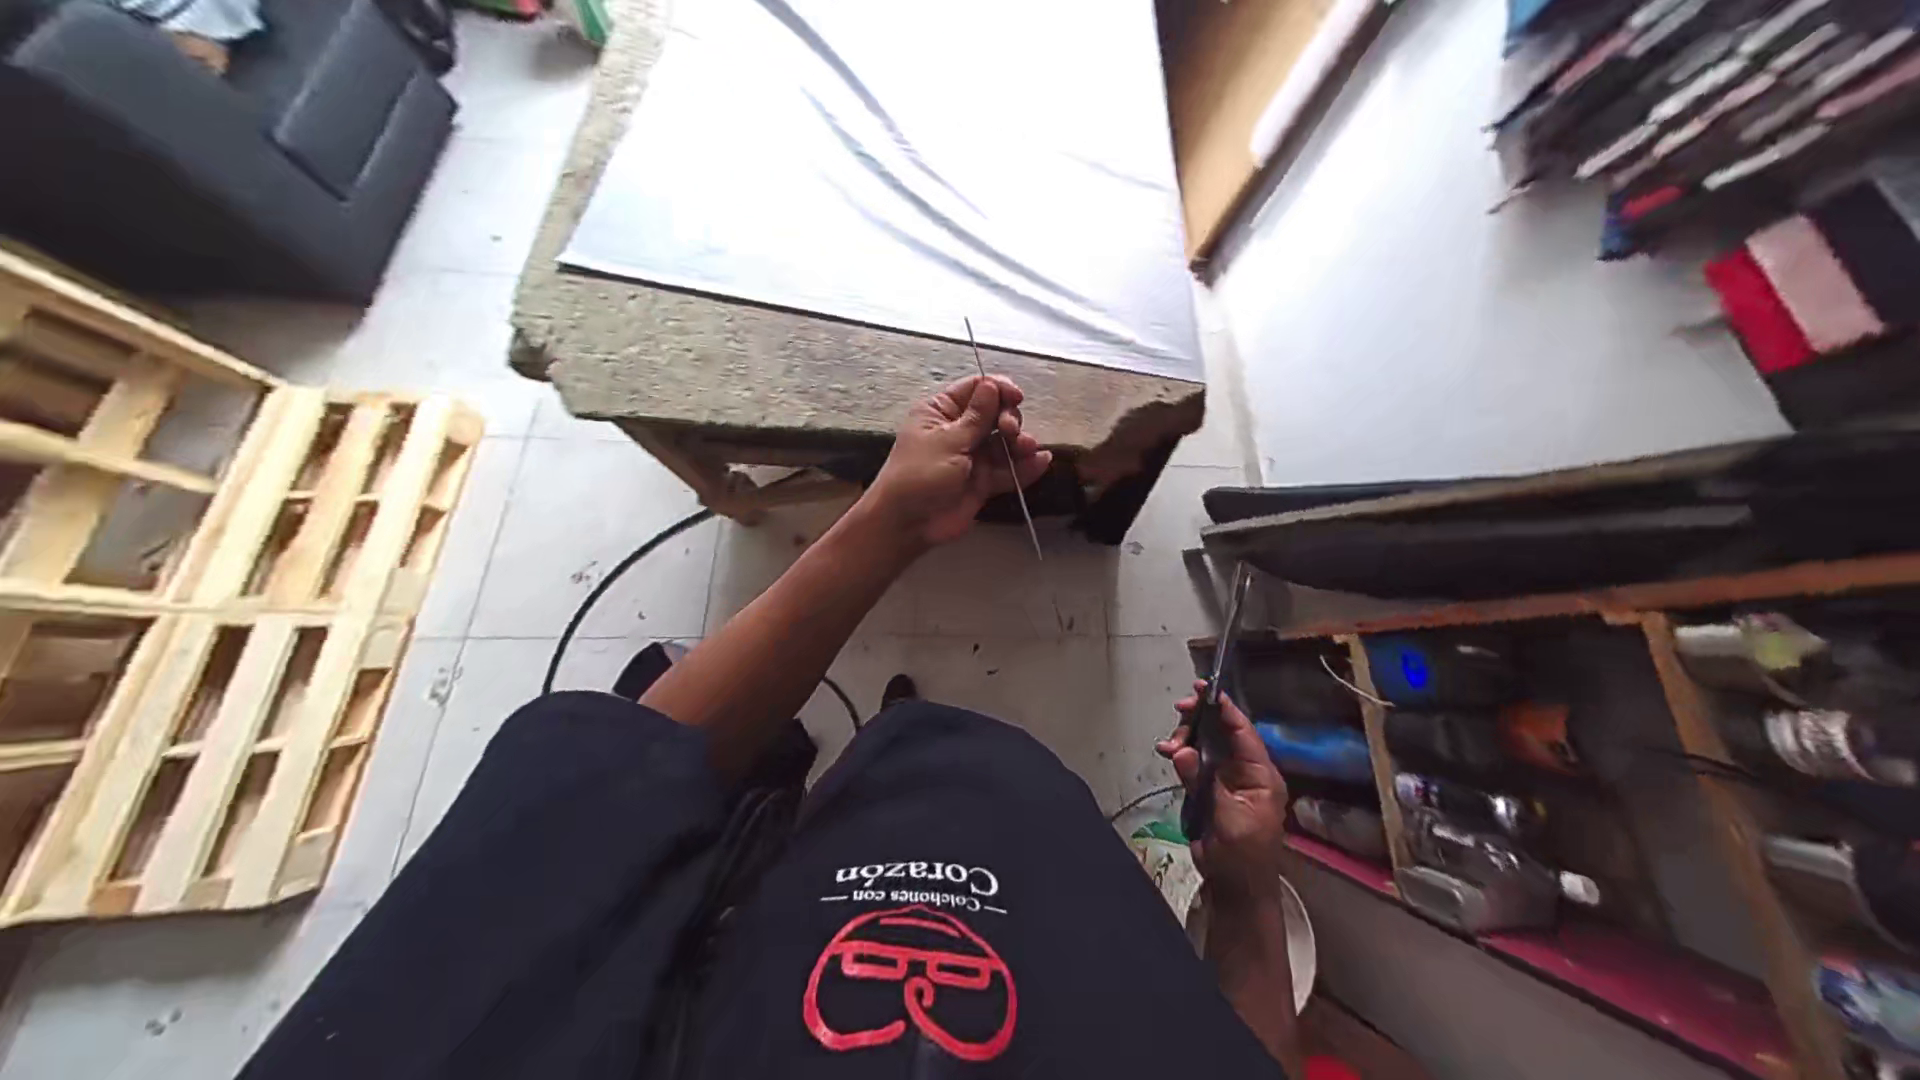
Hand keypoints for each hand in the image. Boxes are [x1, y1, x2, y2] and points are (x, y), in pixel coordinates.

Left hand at [863, 375, 1052, 547]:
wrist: (907, 522)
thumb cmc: (919, 474)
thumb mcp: (948, 440)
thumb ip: (977, 416)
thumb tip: (992, 385)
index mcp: (942, 411)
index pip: (976, 388)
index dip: (999, 389)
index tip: (1016, 397)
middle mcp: (959, 430)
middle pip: (996, 414)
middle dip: (1010, 419)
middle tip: (1010, 432)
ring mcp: (972, 458)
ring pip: (1005, 443)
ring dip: (1020, 444)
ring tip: (1027, 449)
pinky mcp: (983, 483)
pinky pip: (1008, 471)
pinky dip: (1025, 468)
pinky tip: (1042, 462)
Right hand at [1157, 681, 1289, 901]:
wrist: (1235, 887)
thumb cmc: (1243, 854)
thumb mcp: (1230, 817)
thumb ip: (1205, 781)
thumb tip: (1182, 751)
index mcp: (1261, 774)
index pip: (1243, 732)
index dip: (1225, 708)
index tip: (1205, 688)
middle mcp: (1244, 771)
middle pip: (1220, 732)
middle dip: (1198, 720)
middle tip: (1180, 710)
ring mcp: (1224, 778)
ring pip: (1203, 744)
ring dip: (1184, 738)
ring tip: (1168, 746)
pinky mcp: (1207, 788)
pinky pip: (1191, 762)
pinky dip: (1179, 755)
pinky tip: (1167, 754)